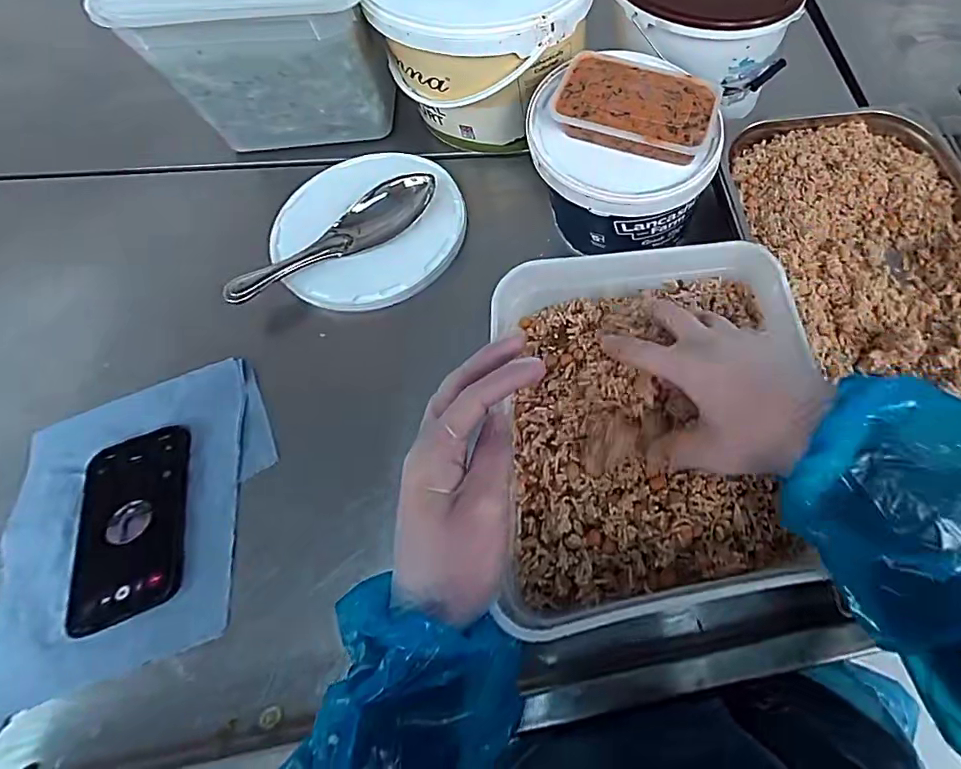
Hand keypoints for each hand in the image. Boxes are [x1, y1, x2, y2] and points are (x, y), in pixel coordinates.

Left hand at [392, 334, 544, 625]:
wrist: (426, 621)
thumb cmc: (460, 569)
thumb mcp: (486, 511)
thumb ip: (492, 455)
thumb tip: (500, 413)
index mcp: (430, 456)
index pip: (469, 401)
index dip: (504, 378)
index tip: (539, 363)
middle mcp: (421, 451)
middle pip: (452, 392)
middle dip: (485, 361)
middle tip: (520, 340)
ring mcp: (424, 464)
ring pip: (450, 404)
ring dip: (478, 376)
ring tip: (510, 355)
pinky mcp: (433, 477)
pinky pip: (454, 424)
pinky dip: (475, 400)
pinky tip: (494, 398)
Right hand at [601, 300, 834, 476]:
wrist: (816, 424)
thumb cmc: (756, 437)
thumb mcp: (711, 452)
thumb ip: (676, 452)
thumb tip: (651, 458)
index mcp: (687, 366)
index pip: (642, 350)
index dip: (619, 345)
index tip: (603, 338)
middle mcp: (708, 342)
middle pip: (672, 313)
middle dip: (653, 310)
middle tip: (642, 309)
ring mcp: (738, 336)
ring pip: (705, 314)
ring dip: (689, 316)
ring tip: (685, 324)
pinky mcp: (764, 338)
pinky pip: (735, 327)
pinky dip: (723, 331)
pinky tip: (730, 344)